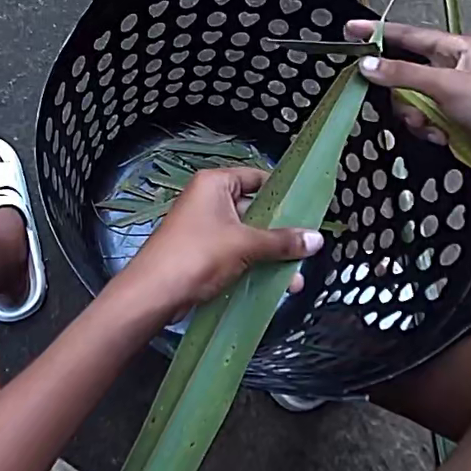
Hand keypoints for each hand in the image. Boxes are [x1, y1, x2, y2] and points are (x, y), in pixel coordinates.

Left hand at [117, 167, 323, 314]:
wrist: (154, 293)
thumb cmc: (197, 255)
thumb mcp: (245, 244)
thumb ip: (282, 241)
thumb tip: (316, 239)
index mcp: (214, 184)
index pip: (257, 177)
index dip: (283, 192)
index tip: (309, 208)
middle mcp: (208, 201)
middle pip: (255, 209)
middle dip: (281, 232)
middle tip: (308, 247)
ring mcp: (204, 228)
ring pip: (248, 236)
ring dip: (271, 255)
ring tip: (296, 277)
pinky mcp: (203, 253)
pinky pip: (236, 254)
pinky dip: (255, 266)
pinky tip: (277, 285)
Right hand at [345, 20, 470, 183]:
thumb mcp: (446, 85)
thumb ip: (403, 74)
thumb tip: (369, 65)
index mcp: (457, 49)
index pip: (409, 36)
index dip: (379, 33)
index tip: (353, 30)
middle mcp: (452, 69)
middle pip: (404, 72)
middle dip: (400, 90)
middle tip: (397, 97)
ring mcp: (449, 95)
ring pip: (408, 100)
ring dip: (413, 114)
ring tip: (428, 122)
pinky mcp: (448, 118)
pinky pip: (419, 119)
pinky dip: (424, 128)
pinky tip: (440, 133)